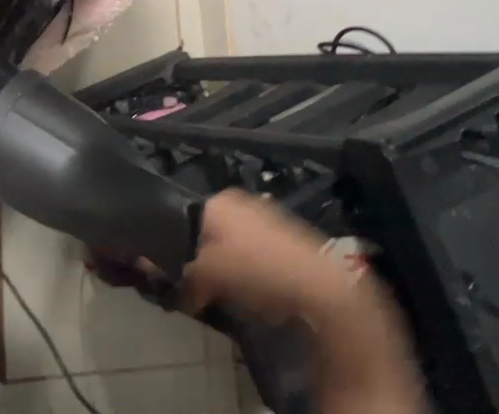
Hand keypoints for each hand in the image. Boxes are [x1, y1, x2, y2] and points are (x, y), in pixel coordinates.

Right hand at [174, 189, 368, 320]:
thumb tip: (179, 296)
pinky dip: (261, 272)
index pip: (186, 223)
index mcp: (216, 201)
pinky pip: (264, 254)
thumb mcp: (208, 276)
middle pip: (214, 235)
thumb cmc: (254, 268)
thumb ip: (188, 281)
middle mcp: (241, 200)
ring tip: (242, 297)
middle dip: (212, 264)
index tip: (189, 279)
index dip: (185, 254)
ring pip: (240, 246)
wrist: (319, 283)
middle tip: (213, 290)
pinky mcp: (292, 235)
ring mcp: (270, 215)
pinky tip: (267, 294)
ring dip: (237, 271)